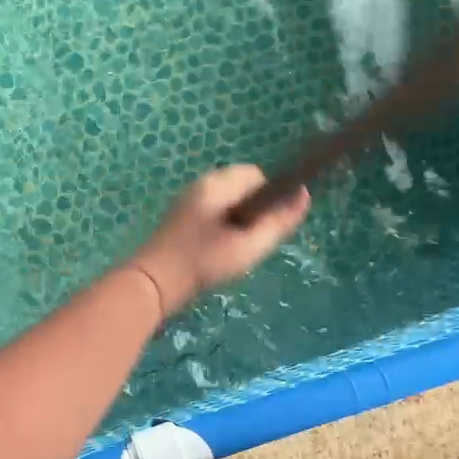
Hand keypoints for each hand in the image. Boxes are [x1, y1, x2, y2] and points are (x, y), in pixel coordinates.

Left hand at [129, 165, 310, 316]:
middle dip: (253, 211)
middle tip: (250, 243)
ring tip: (233, 251)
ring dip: (237, 222)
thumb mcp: (248, 246)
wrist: (153, 284)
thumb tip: (304, 193)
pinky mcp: (180, 219)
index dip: (269, 197)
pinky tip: (216, 253)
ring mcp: (187, 201)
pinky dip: (220, 228)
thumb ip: (279, 221)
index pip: (256, 175)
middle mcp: (200, 185)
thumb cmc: (203, 263)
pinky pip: (211, 213)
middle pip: (241, 187)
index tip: (266, 226)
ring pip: (226, 203)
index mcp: (216, 184)